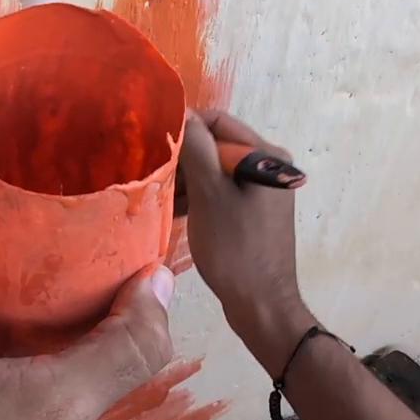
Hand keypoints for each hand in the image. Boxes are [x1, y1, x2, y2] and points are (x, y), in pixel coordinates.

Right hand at [178, 110, 318, 377]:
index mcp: (265, 155)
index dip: (183, 127)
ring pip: (214, 170)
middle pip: (215, 146)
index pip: (217, 121)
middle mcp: (268, 166)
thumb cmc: (234, 248)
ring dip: (186, 181)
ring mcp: (261, 190)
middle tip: (153, 177)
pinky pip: (219, 191)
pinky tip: (174, 212)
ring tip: (161, 199)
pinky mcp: (253, 212)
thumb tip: (182, 114)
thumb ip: (196, 148)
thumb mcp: (209, 194)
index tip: (151, 144)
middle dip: (182, 159)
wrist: (261, 305)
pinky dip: (197, 197)